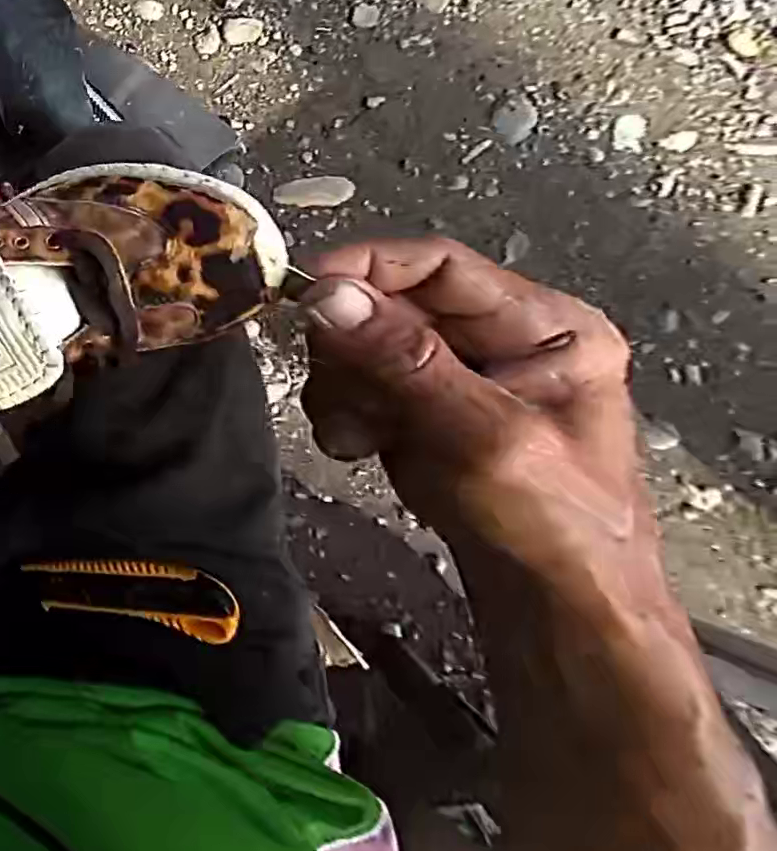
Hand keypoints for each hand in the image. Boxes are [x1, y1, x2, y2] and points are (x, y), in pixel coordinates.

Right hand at [298, 238, 655, 582]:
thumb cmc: (547, 516)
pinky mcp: (403, 397)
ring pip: (346, 344)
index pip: (435, 264)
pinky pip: (339, 381)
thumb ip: (401, 359)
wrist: (544, 586)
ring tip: (366, 433)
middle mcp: (484, 334)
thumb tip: (326, 294)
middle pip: (376, 305)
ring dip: (338, 390)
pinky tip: (363, 443)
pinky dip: (336, 412)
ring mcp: (440, 366)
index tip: (302, 293)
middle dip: (346, 352)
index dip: (364, 268)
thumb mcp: (480, 432)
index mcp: (538, 323)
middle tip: (352, 397)